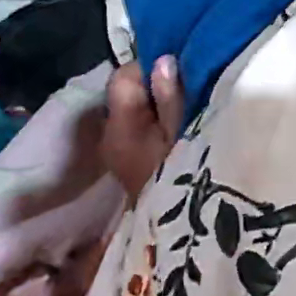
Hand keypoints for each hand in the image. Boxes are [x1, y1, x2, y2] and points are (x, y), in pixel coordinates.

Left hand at [101, 56, 183, 204]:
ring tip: (184, 109)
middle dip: (155, 85)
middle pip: (127, 91)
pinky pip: (138, 125)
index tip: (178, 73)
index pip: (123, 77)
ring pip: (134, 108)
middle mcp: (109, 134)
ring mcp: (116, 149)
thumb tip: (163, 60)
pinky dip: (155, 120)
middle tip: (186, 92)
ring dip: (156, 103)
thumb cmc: (181, 181)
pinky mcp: (126, 159)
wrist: (175, 235)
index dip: (149, 68)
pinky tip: (175, 128)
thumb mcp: (182, 136)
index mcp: (119, 125)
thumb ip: (171, 98)